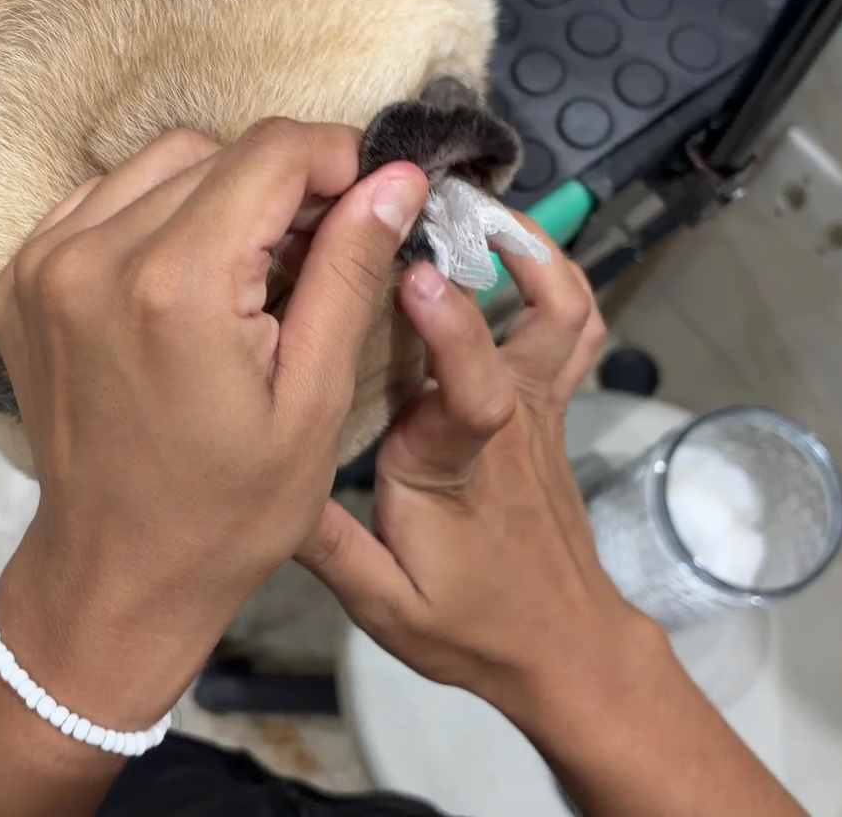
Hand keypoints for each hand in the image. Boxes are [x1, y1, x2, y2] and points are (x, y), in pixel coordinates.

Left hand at [0, 121, 430, 730]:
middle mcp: (94, 254)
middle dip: (283, 181)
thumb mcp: (315, 399)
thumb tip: (397, 181)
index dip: (334, 158)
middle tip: (315, 244)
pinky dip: (159, 211)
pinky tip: (185, 271)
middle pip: (217, 152)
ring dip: (221, 192)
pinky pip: (106, 198)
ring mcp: (42, 262)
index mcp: (178, 285)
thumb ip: (351, 272)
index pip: (271, 151)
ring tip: (250, 263)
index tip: (365, 197)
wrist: (114, 572)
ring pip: (160, 163)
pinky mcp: (18, 277)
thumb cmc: (229, 508)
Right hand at [294, 220, 806, 816]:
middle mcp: (512, 419)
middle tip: (426, 194)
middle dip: (484, 248)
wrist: (564, 647)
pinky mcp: (553, 403)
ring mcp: (543, 405)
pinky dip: (558, 277)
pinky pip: (576, 326)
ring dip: (531, 247)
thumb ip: (323, 543)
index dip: (451, 328)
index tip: (411, 274)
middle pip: (527, 324)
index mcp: (457, 463)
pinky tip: (513, 247)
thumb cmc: (472, 624)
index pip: (473, 390)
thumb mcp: (382, 601)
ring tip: (475, 204)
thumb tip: (264, 473)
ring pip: (566, 310)